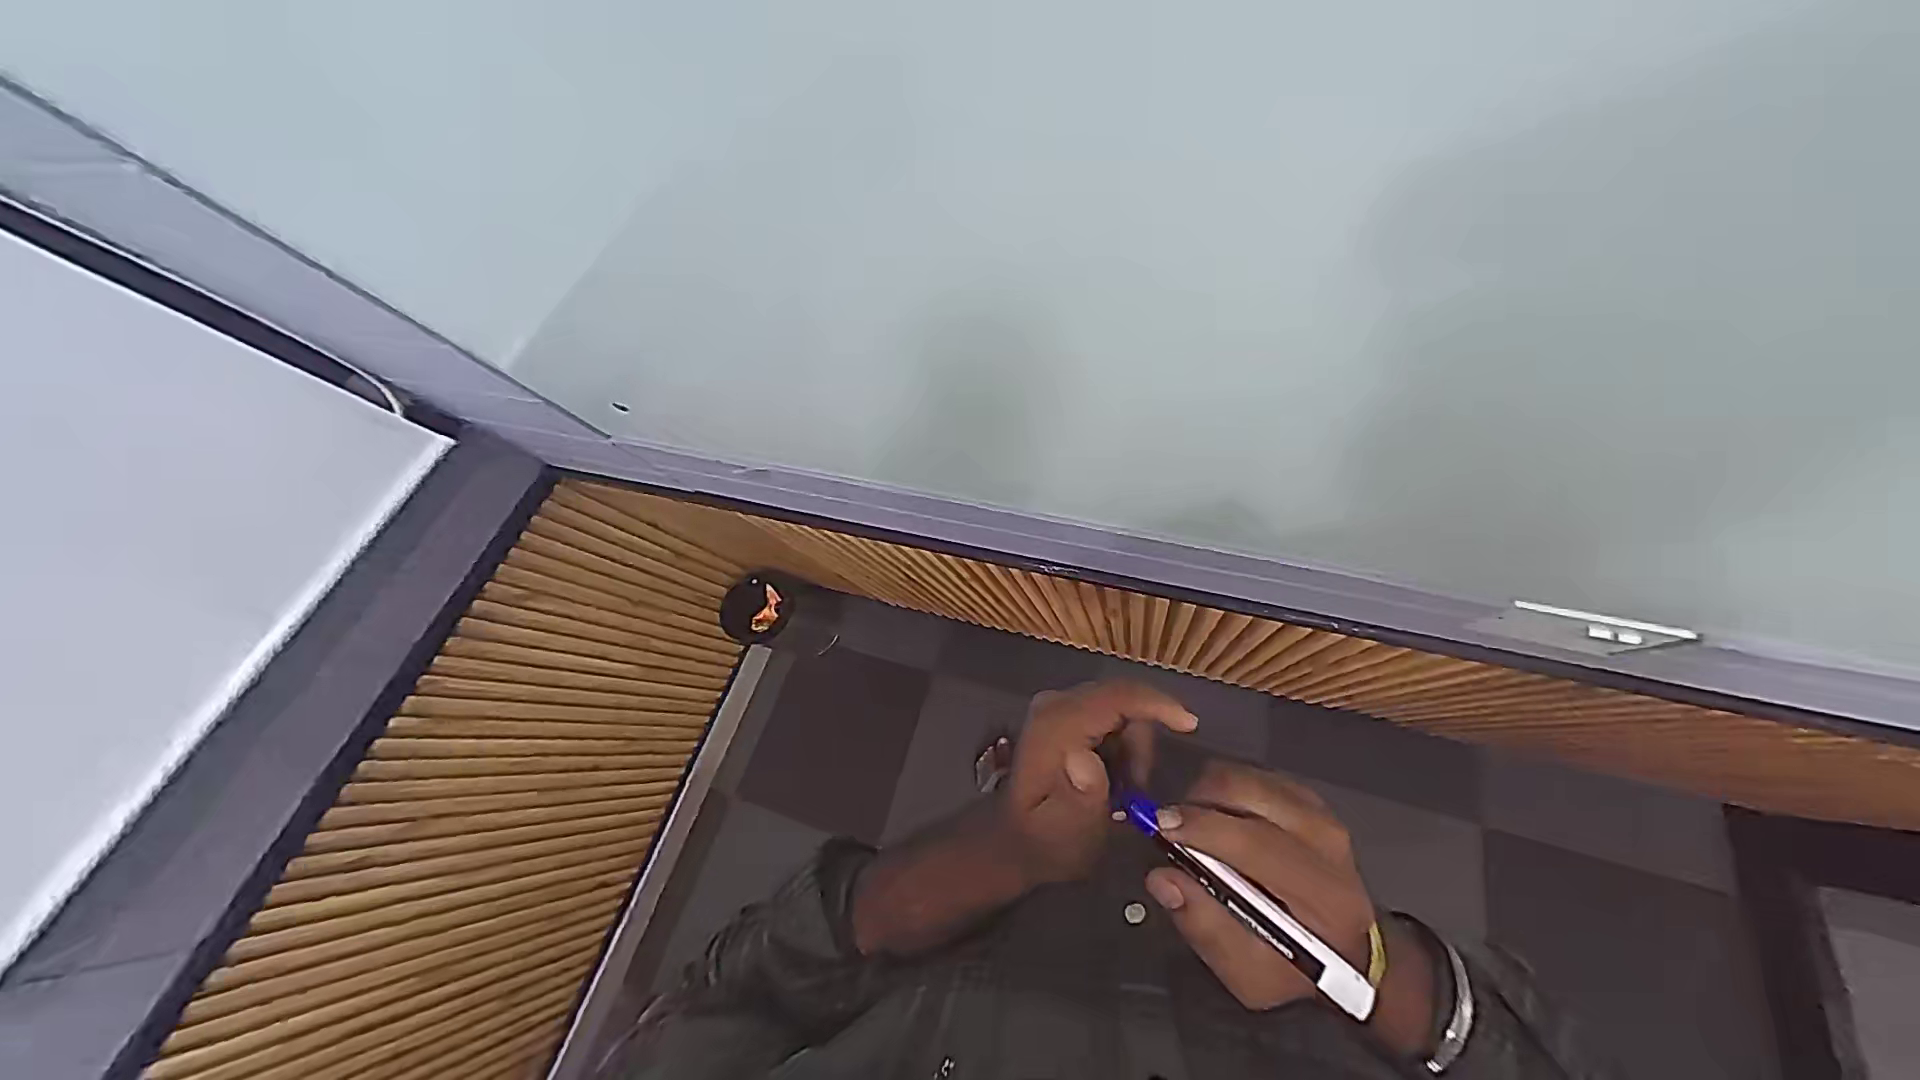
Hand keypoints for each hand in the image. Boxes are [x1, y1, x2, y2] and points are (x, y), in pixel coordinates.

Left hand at [998, 680, 1196, 886]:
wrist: (1015, 840)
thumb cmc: (1045, 842)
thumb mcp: (1069, 834)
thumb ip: (1081, 799)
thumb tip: (1085, 758)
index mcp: (1054, 726)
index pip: (1114, 696)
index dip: (1156, 704)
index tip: (1189, 726)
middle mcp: (1054, 704)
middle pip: (1122, 701)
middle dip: (1140, 745)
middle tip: (1134, 791)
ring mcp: (1057, 705)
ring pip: (1120, 710)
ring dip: (1131, 750)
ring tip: (1120, 793)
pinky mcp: (1062, 712)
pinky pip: (1110, 717)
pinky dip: (1121, 747)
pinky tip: (1111, 779)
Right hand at [1143, 761, 1436, 1055]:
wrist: (1348, 951)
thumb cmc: (1293, 967)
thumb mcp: (1248, 974)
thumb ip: (1204, 926)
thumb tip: (1162, 878)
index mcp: (1321, 891)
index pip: (1255, 841)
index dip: (1202, 828)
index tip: (1160, 826)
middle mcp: (1325, 838)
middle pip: (1245, 791)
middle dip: (1197, 801)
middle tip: (1173, 827)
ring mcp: (1317, 810)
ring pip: (1243, 775)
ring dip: (1208, 793)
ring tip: (1196, 825)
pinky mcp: (1305, 795)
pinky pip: (1250, 773)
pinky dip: (1224, 789)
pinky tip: (1219, 817)